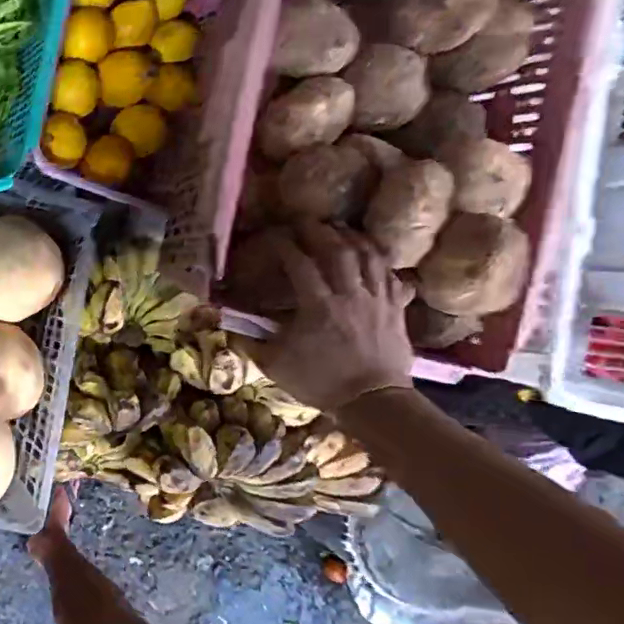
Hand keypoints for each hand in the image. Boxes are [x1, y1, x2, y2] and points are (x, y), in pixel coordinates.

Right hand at [242, 223, 414, 410]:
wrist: (374, 401)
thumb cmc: (320, 382)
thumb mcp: (275, 364)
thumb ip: (250, 340)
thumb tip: (227, 323)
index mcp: (318, 305)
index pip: (299, 263)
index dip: (285, 246)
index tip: (275, 237)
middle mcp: (350, 294)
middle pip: (337, 250)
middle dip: (320, 231)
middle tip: (306, 221)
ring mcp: (377, 299)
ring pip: (369, 257)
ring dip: (353, 239)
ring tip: (340, 229)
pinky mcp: (396, 308)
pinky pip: (392, 276)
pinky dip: (382, 263)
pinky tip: (373, 259)